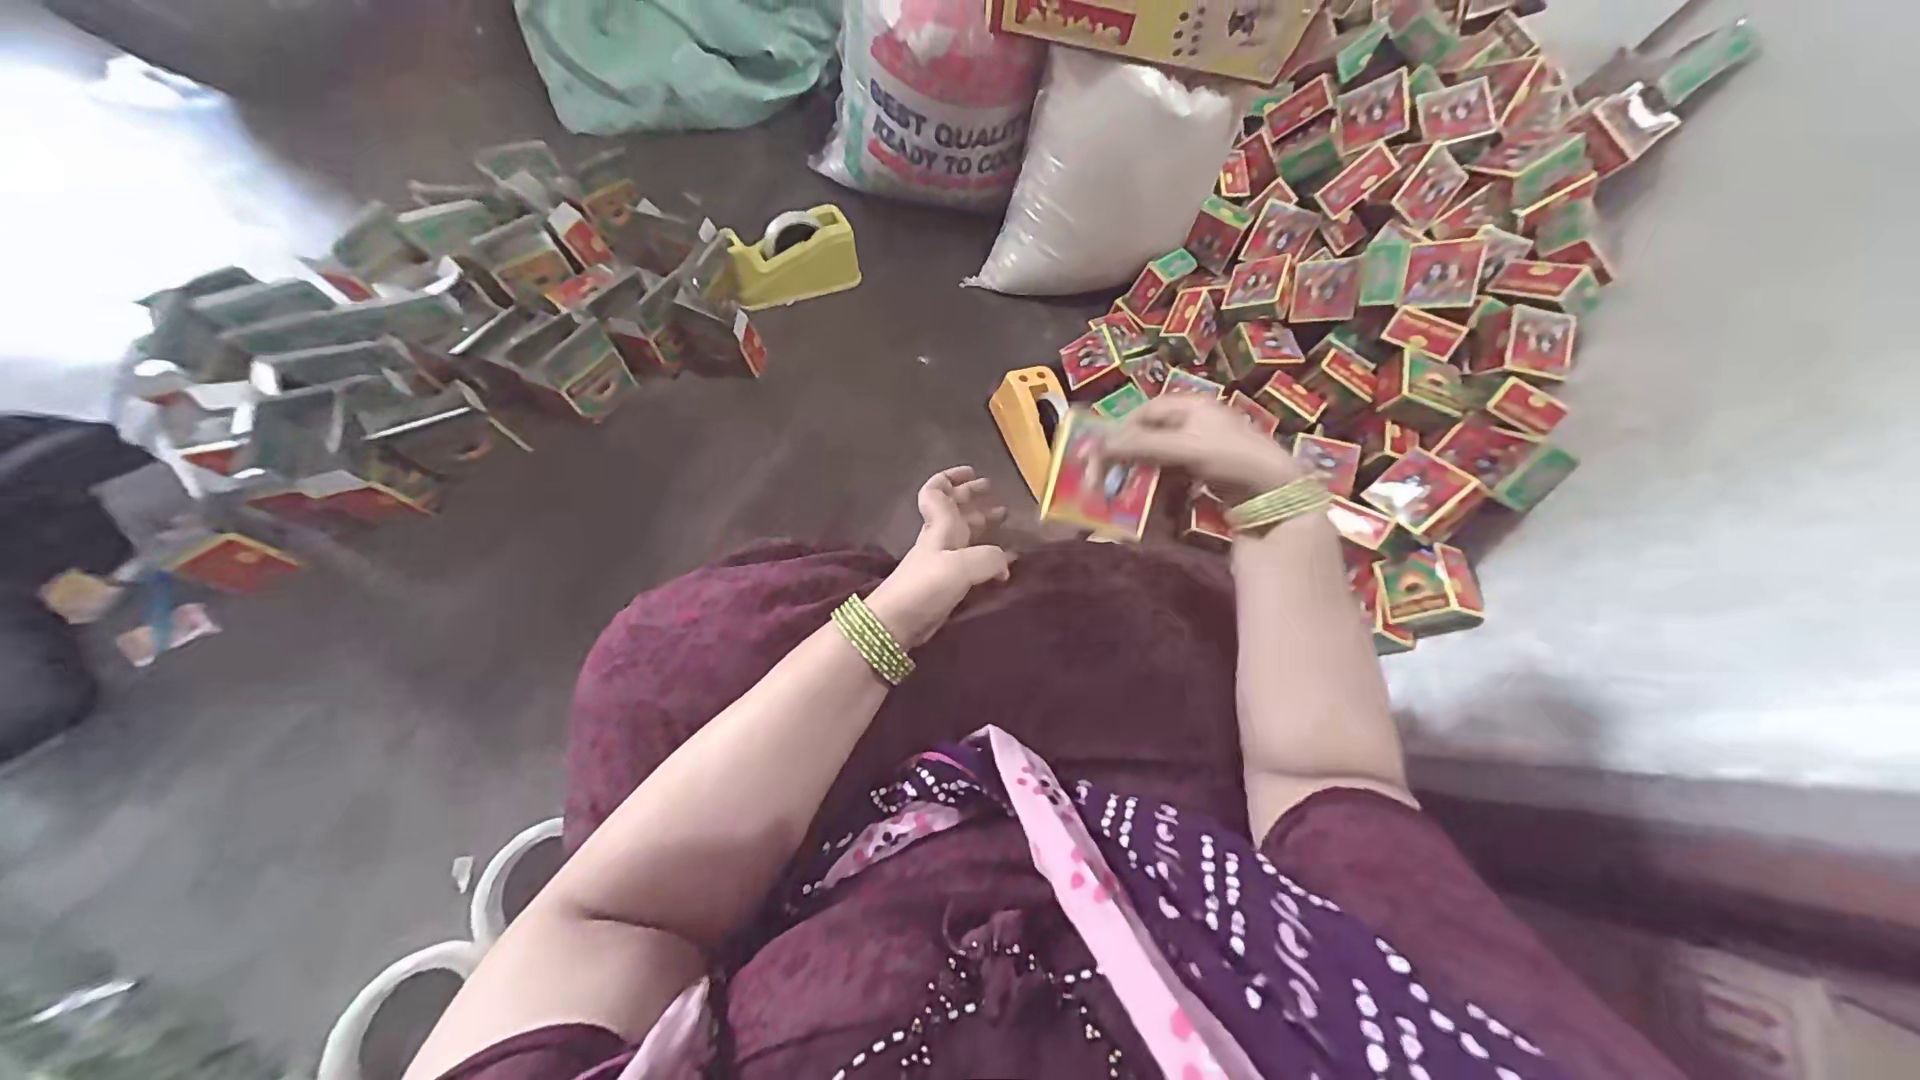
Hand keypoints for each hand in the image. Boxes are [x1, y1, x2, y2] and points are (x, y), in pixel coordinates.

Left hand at [864, 467, 1011, 648]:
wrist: (898, 622)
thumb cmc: (926, 586)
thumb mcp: (962, 566)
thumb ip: (990, 558)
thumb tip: (1006, 562)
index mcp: (940, 526)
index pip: (937, 491)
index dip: (951, 477)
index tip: (972, 472)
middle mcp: (940, 539)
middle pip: (954, 509)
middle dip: (973, 497)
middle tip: (995, 494)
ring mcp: (942, 561)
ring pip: (964, 533)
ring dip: (982, 523)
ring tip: (1004, 520)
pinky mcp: (946, 583)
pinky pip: (970, 559)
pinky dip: (987, 554)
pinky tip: (1004, 563)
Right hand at [1100, 396, 1305, 494]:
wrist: (1276, 491)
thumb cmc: (1231, 458)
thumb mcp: (1183, 449)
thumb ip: (1140, 445)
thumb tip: (1097, 445)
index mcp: (1192, 405)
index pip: (1146, 411)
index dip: (1122, 430)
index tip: (1104, 453)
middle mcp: (1197, 420)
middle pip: (1152, 434)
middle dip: (1131, 455)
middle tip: (1113, 476)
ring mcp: (1205, 445)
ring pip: (1162, 455)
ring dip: (1145, 473)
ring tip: (1132, 491)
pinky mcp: (1211, 468)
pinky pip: (1177, 472)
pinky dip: (1163, 484)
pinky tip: (1158, 499)